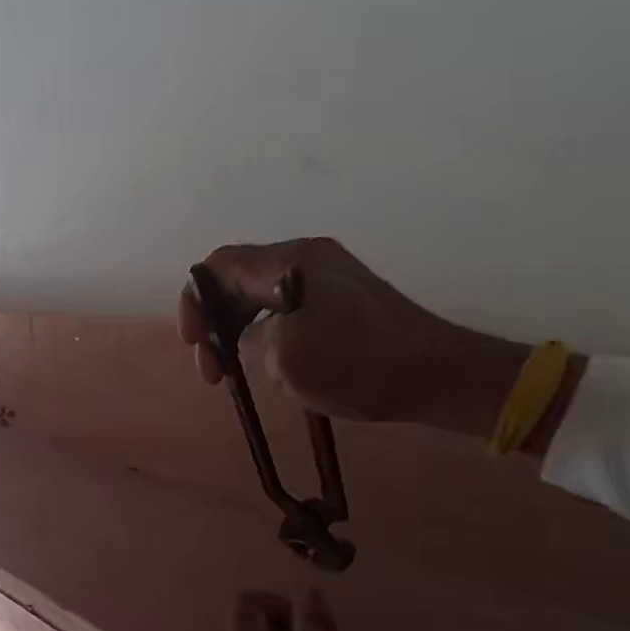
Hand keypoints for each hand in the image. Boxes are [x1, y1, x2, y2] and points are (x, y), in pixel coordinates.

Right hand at [178, 237, 582, 448]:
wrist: (435, 374)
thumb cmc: (356, 364)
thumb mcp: (285, 356)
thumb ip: (251, 338)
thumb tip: (250, 335)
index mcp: (289, 260)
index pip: (219, 264)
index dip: (195, 300)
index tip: (194, 342)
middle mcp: (307, 256)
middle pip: (239, 278)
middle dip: (217, 322)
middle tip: (214, 372)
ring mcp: (329, 275)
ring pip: (263, 294)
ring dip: (241, 330)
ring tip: (238, 372)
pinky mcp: (345, 297)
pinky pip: (289, 305)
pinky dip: (268, 330)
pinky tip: (271, 361)